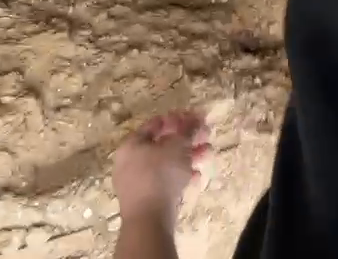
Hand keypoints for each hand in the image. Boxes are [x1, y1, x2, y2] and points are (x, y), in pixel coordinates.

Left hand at [112, 111, 209, 226]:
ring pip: (166, 162)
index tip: (197, 118)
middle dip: (187, 139)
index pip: (156, 123)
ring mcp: (136, 181)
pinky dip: (181, 175)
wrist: (149, 218)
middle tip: (206, 135)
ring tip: (207, 154)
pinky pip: (165, 180)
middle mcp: (130, 161)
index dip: (178, 118)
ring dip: (188, 156)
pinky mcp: (146, 198)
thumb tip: (196, 117)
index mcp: (132, 144)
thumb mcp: (178, 145)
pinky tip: (196, 176)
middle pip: (163, 143)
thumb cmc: (160, 173)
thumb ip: (188, 128)